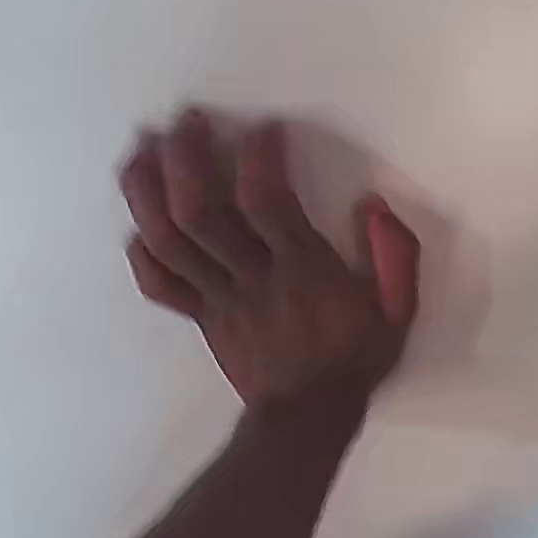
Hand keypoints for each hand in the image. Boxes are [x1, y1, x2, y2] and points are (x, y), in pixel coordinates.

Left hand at [119, 107, 420, 413]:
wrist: (311, 416)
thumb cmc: (356, 358)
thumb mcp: (397, 309)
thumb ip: (394, 256)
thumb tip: (375, 205)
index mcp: (302, 271)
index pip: (268, 200)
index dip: (259, 156)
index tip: (263, 128)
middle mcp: (252, 278)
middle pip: (202, 211)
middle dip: (187, 158)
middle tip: (187, 121)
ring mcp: (220, 300)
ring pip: (170, 241)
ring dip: (148, 192)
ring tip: (142, 152)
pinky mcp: (203, 319)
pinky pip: (161, 286)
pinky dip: (142, 253)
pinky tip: (140, 226)